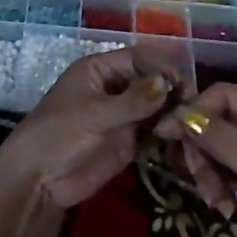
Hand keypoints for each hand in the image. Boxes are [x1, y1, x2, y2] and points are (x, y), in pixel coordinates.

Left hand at [0, 45, 179, 208]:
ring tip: (192, 124)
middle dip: (172, 90)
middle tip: (194, 107)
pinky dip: (169, 132)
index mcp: (98, 69)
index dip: (160, 67)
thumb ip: (132, 100)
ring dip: (174, 112)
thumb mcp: (94, 114)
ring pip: (157, 105)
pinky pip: (155, 129)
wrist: (41, 178)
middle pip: (151, 80)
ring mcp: (123, 113)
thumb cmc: (59, 134)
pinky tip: (185, 138)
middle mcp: (113, 87)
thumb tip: (166, 83)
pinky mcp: (129, 139)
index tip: (182, 84)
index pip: (137, 57)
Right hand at [154, 85, 236, 236]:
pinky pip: (217, 167)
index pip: (226, 95)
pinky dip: (214, 185)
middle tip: (200, 180)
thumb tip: (182, 115)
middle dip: (201, 149)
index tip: (168, 135)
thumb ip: (230, 145)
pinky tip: (226, 209)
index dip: (196, 111)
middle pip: (214, 119)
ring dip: (206, 172)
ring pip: (211, 145)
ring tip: (218, 202)